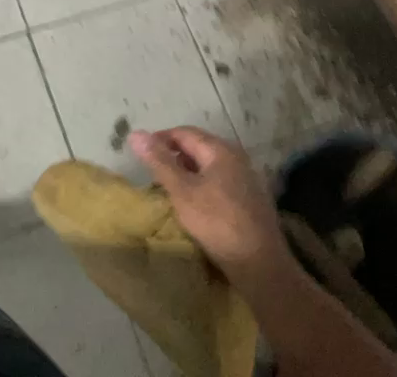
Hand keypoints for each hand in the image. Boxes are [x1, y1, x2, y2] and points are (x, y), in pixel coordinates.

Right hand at [130, 126, 290, 288]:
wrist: (260, 264)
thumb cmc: (217, 222)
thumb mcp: (181, 191)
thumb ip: (159, 161)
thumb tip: (135, 133)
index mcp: (220, 150)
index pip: (183, 132)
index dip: (159, 139)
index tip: (141, 155)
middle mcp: (236, 157)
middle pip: (197, 146)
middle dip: (173, 154)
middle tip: (153, 171)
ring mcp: (246, 177)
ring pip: (208, 164)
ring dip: (187, 170)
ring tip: (169, 186)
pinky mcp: (250, 197)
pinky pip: (220, 179)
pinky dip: (202, 182)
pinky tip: (194, 201)